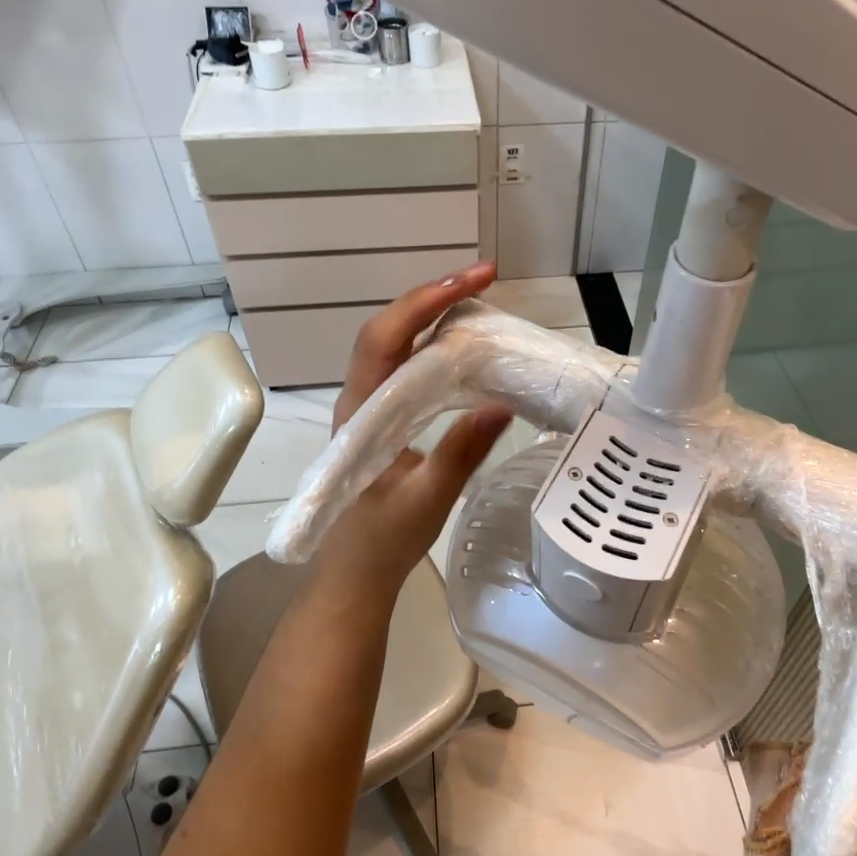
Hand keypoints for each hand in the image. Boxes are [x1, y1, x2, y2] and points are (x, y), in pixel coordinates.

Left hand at [313, 260, 509, 590]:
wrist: (355, 577)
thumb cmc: (382, 544)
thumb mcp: (427, 500)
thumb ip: (460, 454)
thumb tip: (501, 404)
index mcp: (359, 413)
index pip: (382, 338)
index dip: (422, 303)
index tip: (470, 282)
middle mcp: (359, 400)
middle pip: (388, 329)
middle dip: (434, 296)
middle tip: (486, 278)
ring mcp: (370, 408)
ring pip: (397, 344)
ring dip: (435, 315)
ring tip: (481, 300)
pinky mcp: (384, 420)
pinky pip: (408, 367)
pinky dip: (437, 345)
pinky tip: (467, 346)